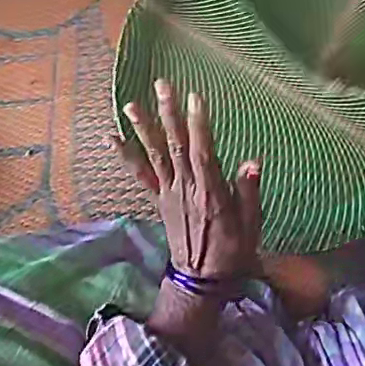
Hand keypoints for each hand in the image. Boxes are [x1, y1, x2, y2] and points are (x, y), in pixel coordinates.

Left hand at [117, 79, 260, 281]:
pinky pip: (140, 174)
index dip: (199, 124)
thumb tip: (252, 161)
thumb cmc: (232, 250)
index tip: (195, 98)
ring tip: (130, 104)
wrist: (200, 280)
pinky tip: (112, 138)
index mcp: (210, 192)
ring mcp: (168, 192)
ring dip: (143, 128)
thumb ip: (248, 191)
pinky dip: (125, 156)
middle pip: (175, 145)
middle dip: (169, 113)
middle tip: (163, 85)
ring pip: (155, 155)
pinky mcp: (159, 198)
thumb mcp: (250, 225)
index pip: (203, 152)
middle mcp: (185, 187)